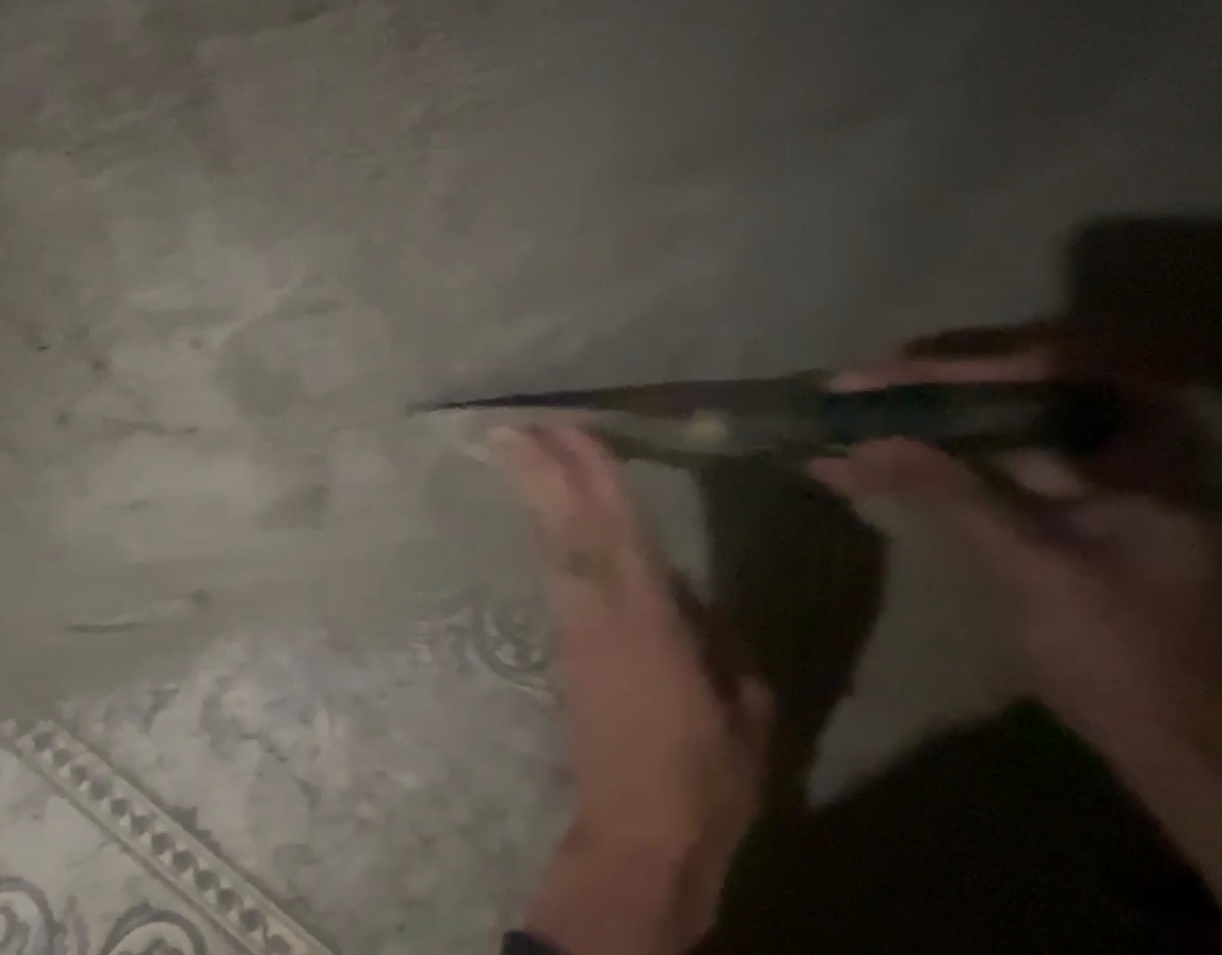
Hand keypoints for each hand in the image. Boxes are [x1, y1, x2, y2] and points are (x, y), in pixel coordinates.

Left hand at [495, 425, 773, 954]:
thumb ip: (717, 636)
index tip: (567, 426)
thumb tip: (686, 593)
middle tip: (511, 420)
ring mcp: (572, 628)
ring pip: (551, 545)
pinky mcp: (562, 649)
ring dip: (535, 492)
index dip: (591, 472)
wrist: (636, 836)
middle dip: (540, 469)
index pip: (616, 526)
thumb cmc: (706, 777)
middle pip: (565, 525)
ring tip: (516, 447)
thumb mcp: (745, 704)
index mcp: (648, 619)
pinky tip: (543, 513)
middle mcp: (598, 612)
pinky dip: (546, 532)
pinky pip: (554, 574)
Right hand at [810, 345, 1221, 896]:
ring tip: (843, 420)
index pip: (1052, 375)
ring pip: (992, 434)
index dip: (960, 366)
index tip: (879, 376)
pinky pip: (982, 473)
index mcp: (1145, 458)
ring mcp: (1089, 490)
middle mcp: (1123, 458)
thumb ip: (954, 496)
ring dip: (917, 426)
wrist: (1183, 748)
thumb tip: (869, 442)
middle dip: (927, 388)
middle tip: (850, 388)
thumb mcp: (1037, 573)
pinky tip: (867, 468)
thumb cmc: (1125, 660)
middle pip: (1017, 395)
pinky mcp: (1055, 520)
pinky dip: (924, 467)